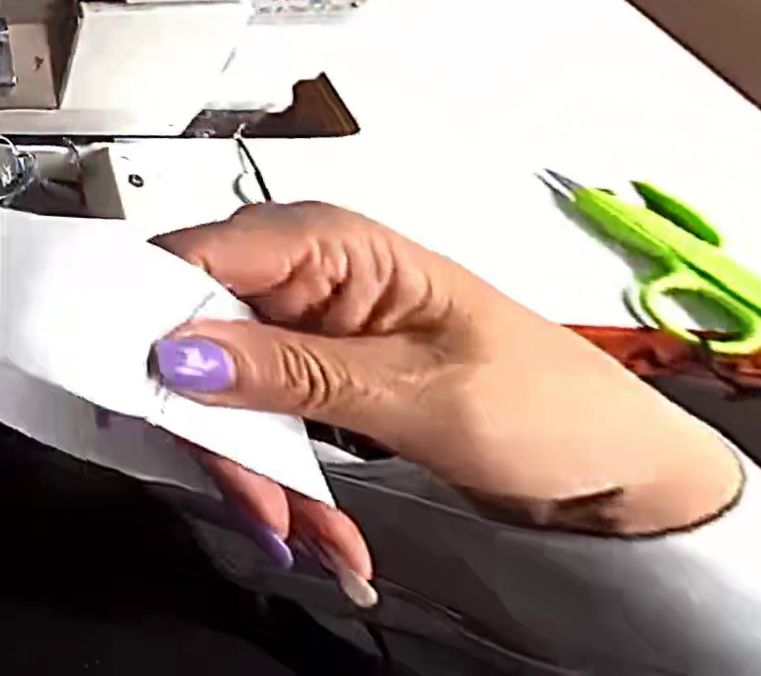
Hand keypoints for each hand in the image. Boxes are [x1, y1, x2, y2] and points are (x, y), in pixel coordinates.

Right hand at [151, 203, 741, 577]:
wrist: (609, 465)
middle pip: (191, 322)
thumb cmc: (551, 404)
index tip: (151, 386)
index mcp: (320, 238)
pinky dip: (258, 460)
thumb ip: (288, 368)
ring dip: (240, 454)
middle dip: (209, 414)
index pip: (195, 254)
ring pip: (206, 372)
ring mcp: (285, 312)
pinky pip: (236, 401)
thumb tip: (180, 350)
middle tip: (253, 493)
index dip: (157, 314)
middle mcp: (290, 265)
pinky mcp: (286, 355)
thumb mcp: (416, 391)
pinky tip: (303, 509)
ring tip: (299, 522)